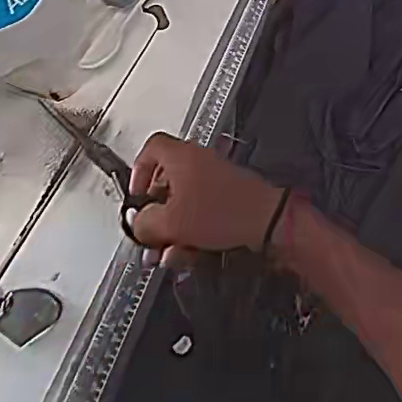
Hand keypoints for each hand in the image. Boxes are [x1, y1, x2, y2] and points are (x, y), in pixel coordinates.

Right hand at [128, 133, 282, 254]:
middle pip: (165, 181)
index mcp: (180, 156)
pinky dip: (193, 229)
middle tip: (151, 231)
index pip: (151, 149)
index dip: (138, 172)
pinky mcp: (227, 195)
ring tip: (172, 251)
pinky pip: (201, 211)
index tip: (136, 195)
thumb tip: (137, 224)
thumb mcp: (170, 222)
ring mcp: (214, 177)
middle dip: (156, 212)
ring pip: (183, 201)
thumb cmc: (224, 211)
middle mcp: (197, 161)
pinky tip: (192, 252)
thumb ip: (144, 223)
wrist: (265, 220)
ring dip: (174, 227)